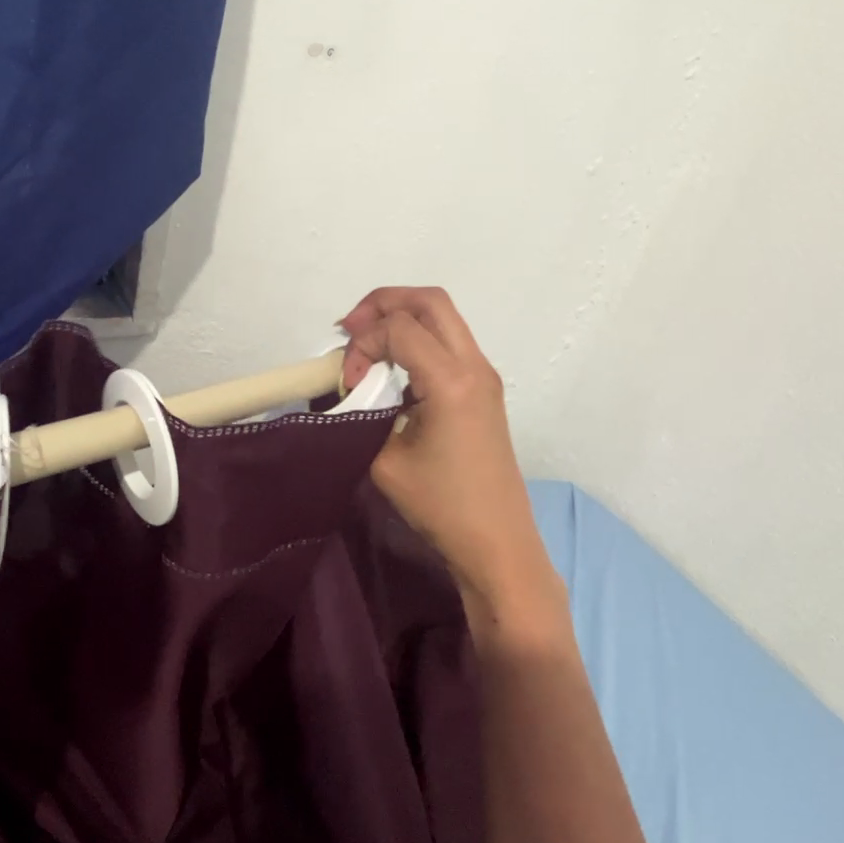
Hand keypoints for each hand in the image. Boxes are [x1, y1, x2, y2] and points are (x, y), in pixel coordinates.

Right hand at [339, 287, 543, 597]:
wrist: (496, 541)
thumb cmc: (441, 506)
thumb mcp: (384, 460)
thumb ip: (361, 415)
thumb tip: (348, 393)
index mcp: (452, 380)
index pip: (399, 327)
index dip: (362, 344)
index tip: (347, 385)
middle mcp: (474, 366)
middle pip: (429, 301)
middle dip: (382, 305)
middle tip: (350, 330)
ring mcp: (484, 376)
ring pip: (442, 318)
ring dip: (401, 321)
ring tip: (366, 348)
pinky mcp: (484, 390)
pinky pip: (449, 343)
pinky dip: (417, 342)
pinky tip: (392, 371)